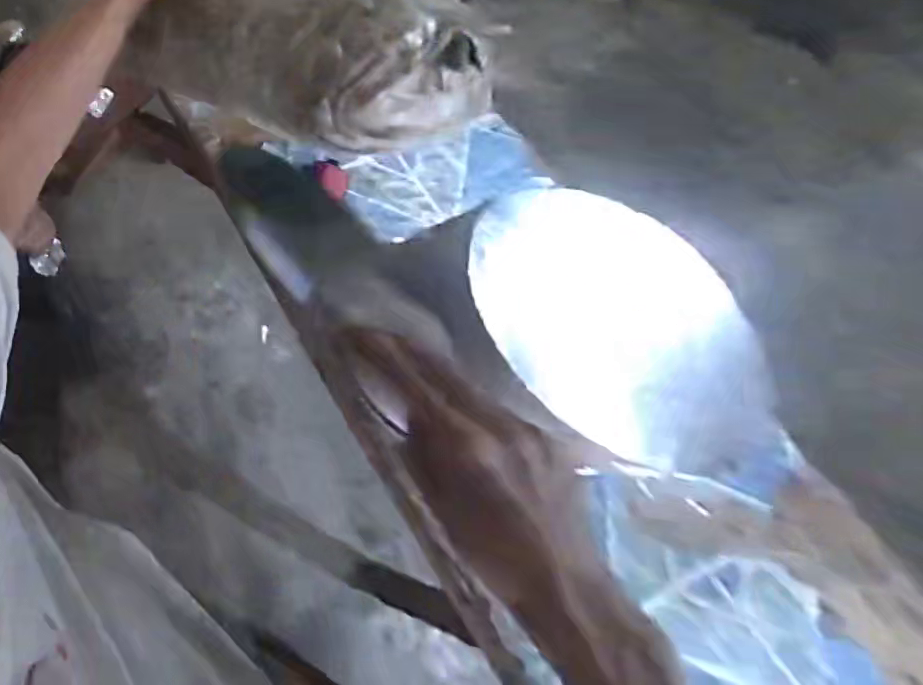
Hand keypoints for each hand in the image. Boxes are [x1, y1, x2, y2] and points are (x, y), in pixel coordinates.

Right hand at [343, 329, 679, 684]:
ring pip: (467, 380)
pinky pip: (492, 402)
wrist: (570, 589)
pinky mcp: (545, 436)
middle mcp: (497, 423)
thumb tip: (406, 413)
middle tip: (371, 332)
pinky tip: (452, 400)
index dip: (378, 350)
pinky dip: (462, 392)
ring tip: (404, 356)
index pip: (411, 379)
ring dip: (430, 365)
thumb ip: (418, 451)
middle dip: (402, 345)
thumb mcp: (436, 504)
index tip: (352, 332)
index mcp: (464, 442)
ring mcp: (526, 427)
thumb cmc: (490, 554)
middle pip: (441, 366)